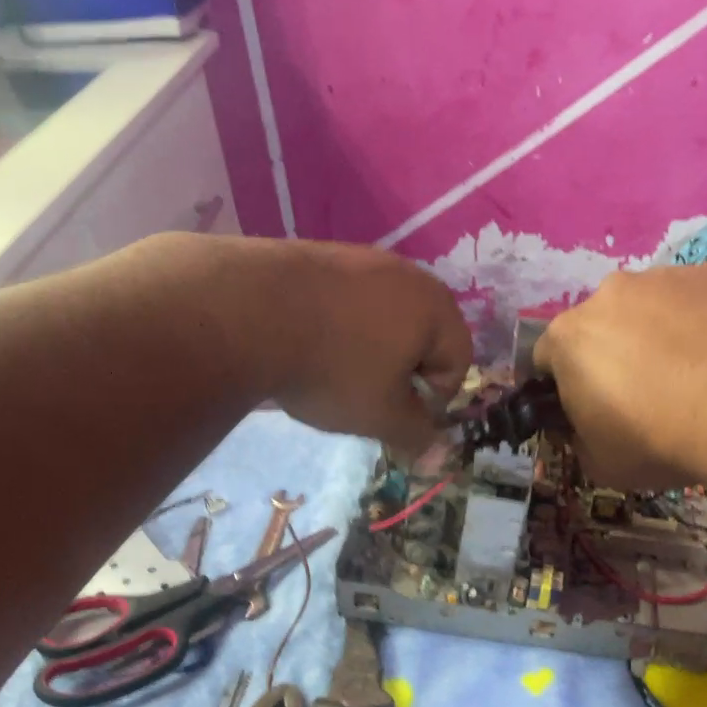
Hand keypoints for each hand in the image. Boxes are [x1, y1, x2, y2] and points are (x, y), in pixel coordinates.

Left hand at [124, 236, 471, 454]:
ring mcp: (358, 258)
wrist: (247, 311)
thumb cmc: (334, 369)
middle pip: (421, 334)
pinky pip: (343, 300)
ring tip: (332, 374)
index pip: (458, 360)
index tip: (401, 417)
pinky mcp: (316, 254)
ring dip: (367, 349)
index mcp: (435, 308)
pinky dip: (335, 327)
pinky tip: (305, 346)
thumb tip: (437, 452)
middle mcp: (405, 274)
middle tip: (370, 398)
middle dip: (402, 371)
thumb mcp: (381, 416)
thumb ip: (415, 434)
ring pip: (380, 316)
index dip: (436, 399)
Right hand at [534, 263, 706, 489]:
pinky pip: (706, 300)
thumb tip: (587, 428)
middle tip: (647, 395)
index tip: (588, 410)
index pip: (547, 359)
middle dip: (616, 353)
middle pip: (603, 324)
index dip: (564, 387)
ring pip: (656, 307)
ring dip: (665, 334)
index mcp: (569, 337)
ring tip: (699, 377)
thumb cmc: (662, 440)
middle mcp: (612, 293)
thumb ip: (581, 438)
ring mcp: (671, 276)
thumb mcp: (602, 464)